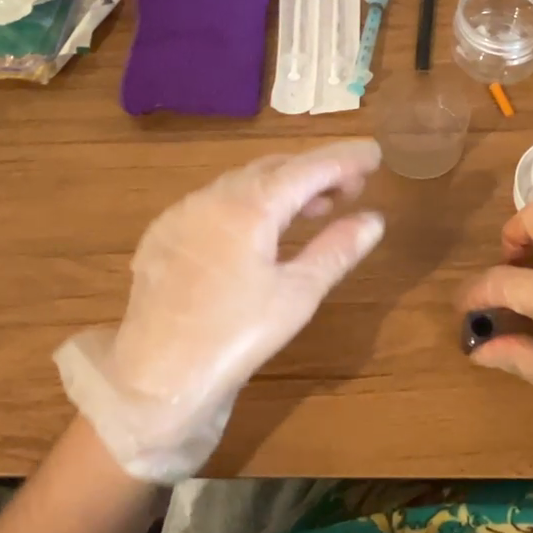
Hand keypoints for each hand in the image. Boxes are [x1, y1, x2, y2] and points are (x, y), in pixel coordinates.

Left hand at [55, 140, 385, 481]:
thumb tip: (374, 219)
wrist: (156, 379)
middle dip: (316, 172)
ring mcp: (183, 214)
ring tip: (316, 209)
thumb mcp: (297, 295)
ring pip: (243, 185)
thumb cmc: (235, 337)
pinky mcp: (165, 235)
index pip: (307, 168)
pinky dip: (250, 206)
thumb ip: (336, 249)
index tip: (376, 153)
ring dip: (283, 189)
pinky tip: (263, 231)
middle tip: (353, 188)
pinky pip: (216, 204)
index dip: (345, 159)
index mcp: (248, 206)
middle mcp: (212, 197)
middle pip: (274, 169)